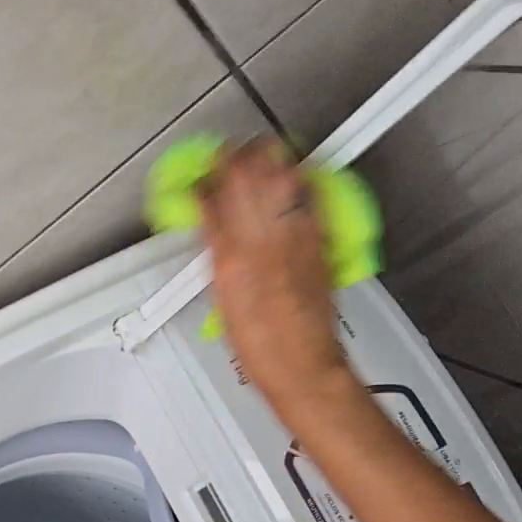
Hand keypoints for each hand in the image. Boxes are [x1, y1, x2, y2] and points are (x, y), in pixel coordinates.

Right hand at [198, 138, 354, 411]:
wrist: (301, 364)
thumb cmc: (258, 343)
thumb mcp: (222, 298)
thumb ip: (217, 250)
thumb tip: (212, 221)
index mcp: (230, 257)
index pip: (212, 193)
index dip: (205, 176)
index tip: (201, 175)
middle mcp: (263, 239)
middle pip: (247, 168)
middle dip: (234, 157)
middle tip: (227, 162)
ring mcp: (295, 233)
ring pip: (280, 169)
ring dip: (265, 159)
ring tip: (256, 163)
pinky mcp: (320, 237)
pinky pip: (308, 192)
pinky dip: (296, 179)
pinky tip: (290, 182)